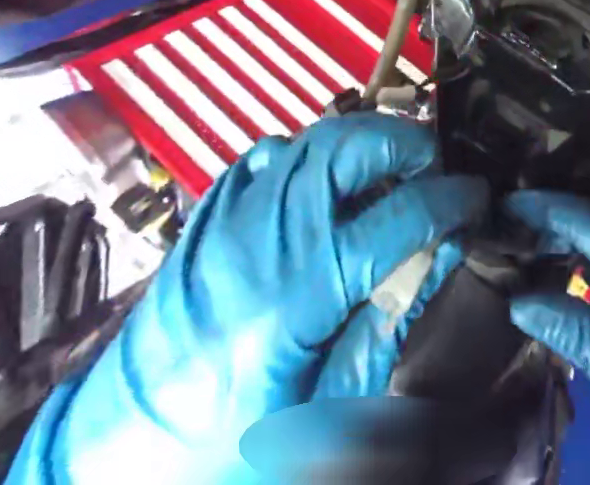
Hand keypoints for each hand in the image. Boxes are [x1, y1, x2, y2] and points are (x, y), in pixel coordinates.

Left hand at [7, 115, 487, 484]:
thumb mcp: (330, 413)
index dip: (453, 200)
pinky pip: (271, 155)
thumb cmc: (229, 457)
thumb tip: (449, 247)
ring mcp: (224, 222)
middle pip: (349, 146)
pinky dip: (316, 154)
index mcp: (293, 298)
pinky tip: (334, 187)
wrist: (111, 471)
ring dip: (368, 143)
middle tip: (438, 172)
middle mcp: (257, 241)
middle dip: (409, 144)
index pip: (399, 214)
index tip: (477, 201)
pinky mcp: (207, 220)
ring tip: (396, 174)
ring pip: (312, 138)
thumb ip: (395, 317)